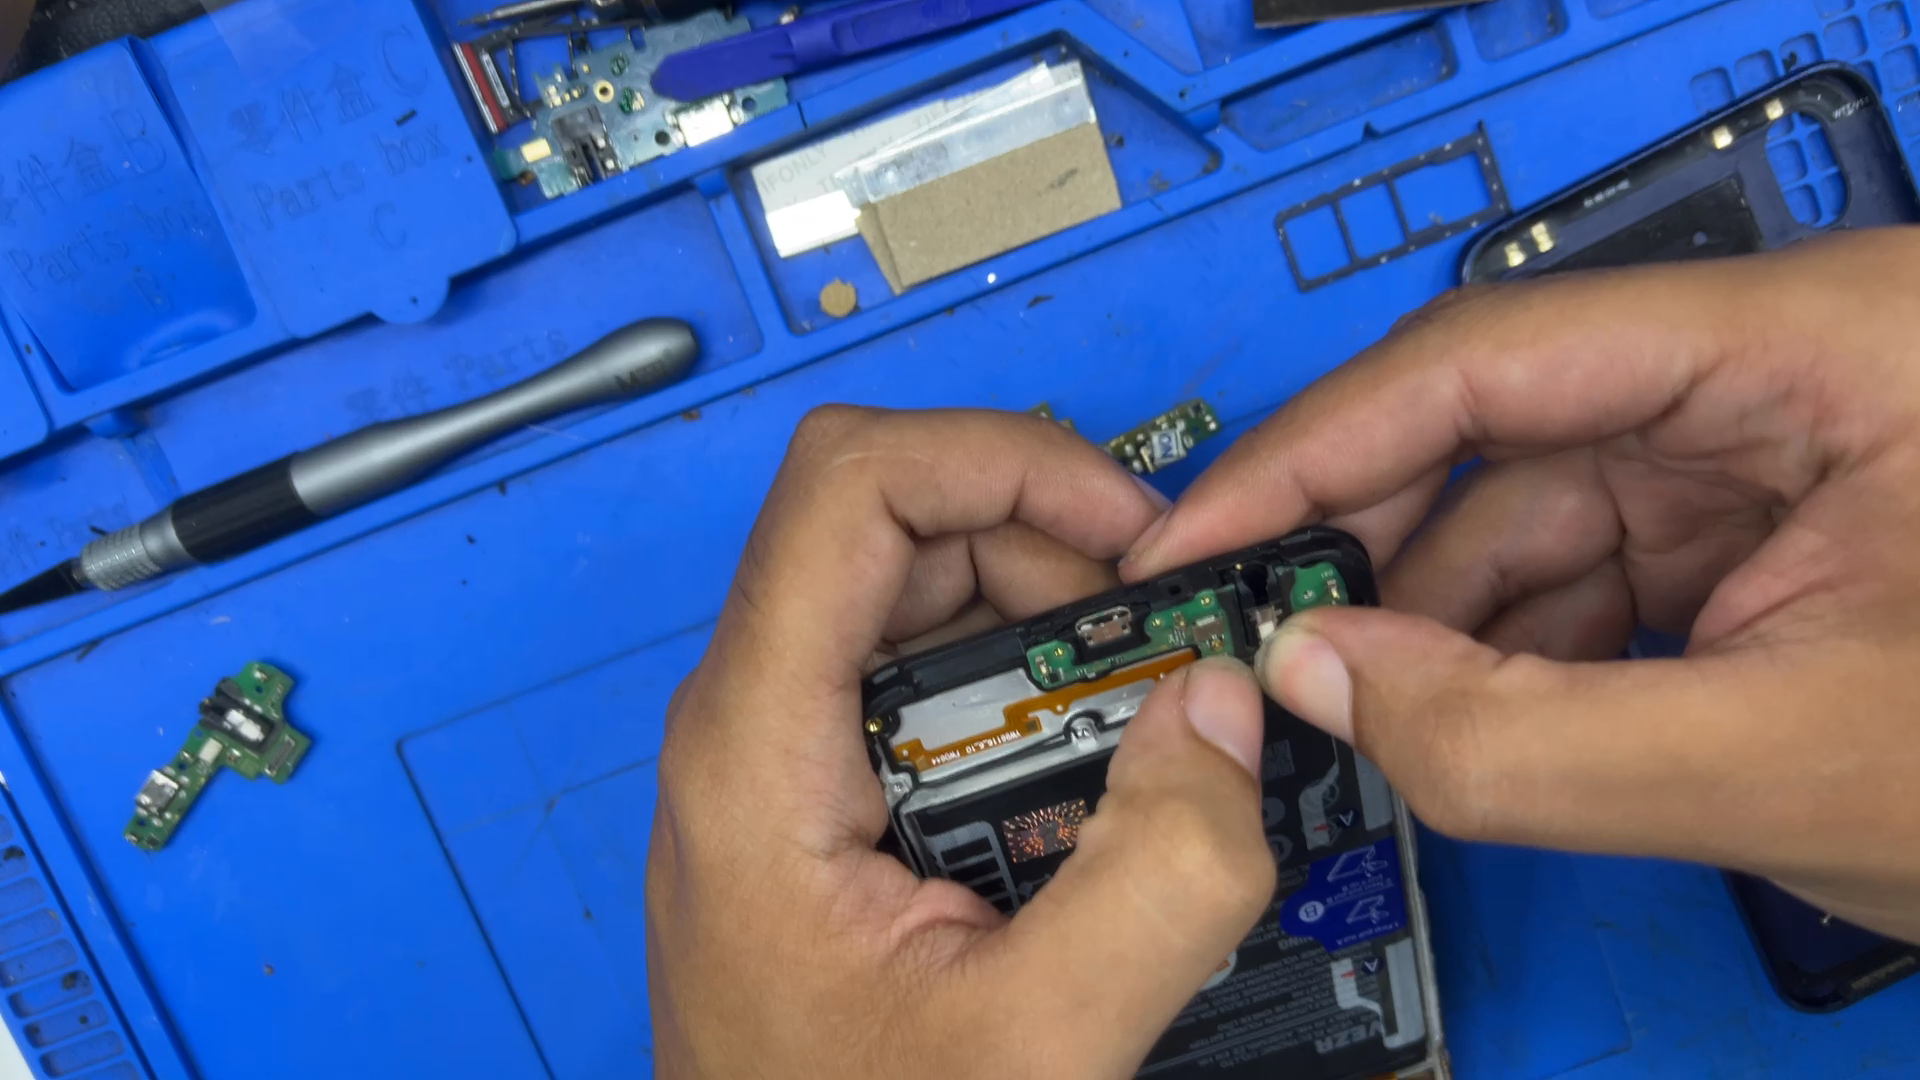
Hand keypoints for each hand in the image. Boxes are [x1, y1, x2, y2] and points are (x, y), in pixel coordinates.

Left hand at [647, 407, 1275, 1077]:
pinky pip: (925, 639)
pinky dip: (1020, 644)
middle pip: (897, 510)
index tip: (1130, 534)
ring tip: (1130, 682)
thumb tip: (1217, 704)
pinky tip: (1080, 722)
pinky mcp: (823, 750)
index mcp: (756, 736)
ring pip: (918, 564)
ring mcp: (786, 718)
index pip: (852, 482)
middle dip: (1044, 531)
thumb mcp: (1035, 1049)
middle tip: (1156, 625)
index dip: (998, 458)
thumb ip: (1158, 881)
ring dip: (1040, 589)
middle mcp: (754, 697)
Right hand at [1123, 230, 1919, 943]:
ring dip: (1427, 629)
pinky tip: (1485, 719)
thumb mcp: (1813, 772)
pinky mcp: (1728, 530)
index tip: (1188, 545)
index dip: (1297, 457)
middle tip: (1266, 646)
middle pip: (1462, 440)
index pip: (1464, 364)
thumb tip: (1304, 676)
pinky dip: (1492, 656)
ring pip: (1495, 527)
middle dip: (1359, 557)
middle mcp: (1747, 376)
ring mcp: (1736, 455)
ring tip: (1392, 715)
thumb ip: (1518, 740)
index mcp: (1810, 345)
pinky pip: (1548, 579)